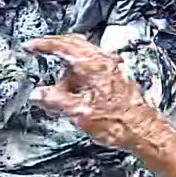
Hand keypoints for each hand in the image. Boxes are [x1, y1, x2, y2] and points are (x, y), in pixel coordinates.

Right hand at [26, 35, 175, 158]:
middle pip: (74, 46)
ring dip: (67, 72)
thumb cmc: (120, 122)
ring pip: (82, 60)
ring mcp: (112, 68)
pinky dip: (78, 78)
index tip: (31, 46)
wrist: (144, 132)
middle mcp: (104, 61)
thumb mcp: (79, 113)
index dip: (43, 45)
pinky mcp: (116, 77)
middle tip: (41, 56)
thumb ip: (55, 100)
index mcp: (94, 65)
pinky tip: (74, 97)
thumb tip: (38, 94)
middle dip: (55, 51)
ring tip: (58, 96)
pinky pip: (91, 70)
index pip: (63, 46)